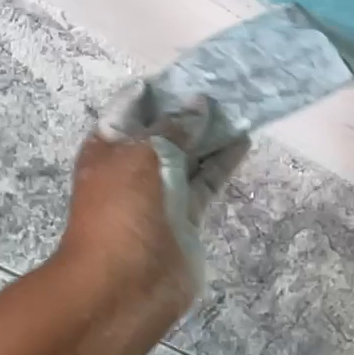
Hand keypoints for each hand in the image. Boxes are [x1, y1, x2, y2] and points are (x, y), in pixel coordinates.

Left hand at [52, 82, 249, 324]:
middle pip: (166, 129)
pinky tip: (243, 139)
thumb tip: (198, 105)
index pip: (134, 106)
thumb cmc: (124, 209)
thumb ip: (174, 127)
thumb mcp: (145, 154)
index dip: (161, 88)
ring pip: (191, 154)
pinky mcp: (186, 216)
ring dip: (212, 133)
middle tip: (228, 84)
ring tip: (242, 106)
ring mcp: (162, 192)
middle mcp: (134, 165)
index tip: (194, 70)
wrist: (126, 283)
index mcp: (110, 145)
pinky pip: (207, 180)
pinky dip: (223, 161)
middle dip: (192, 109)